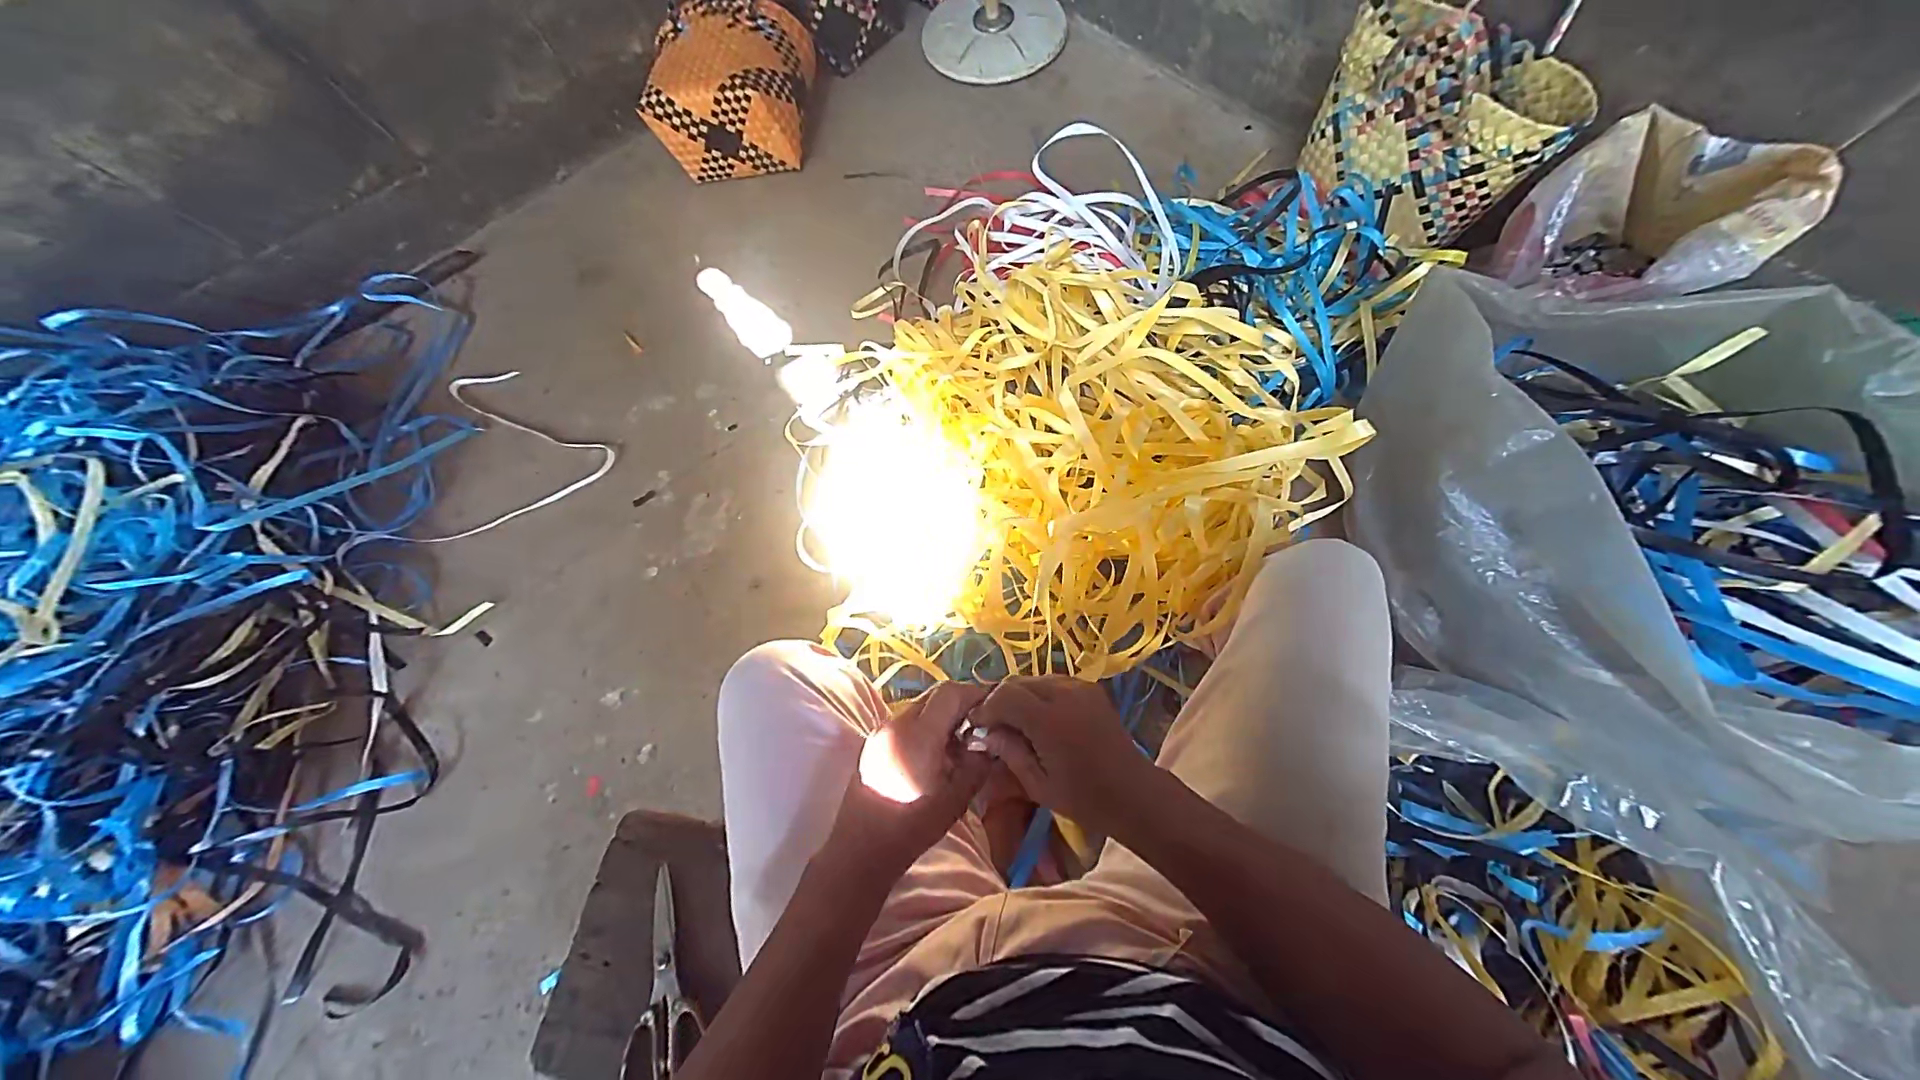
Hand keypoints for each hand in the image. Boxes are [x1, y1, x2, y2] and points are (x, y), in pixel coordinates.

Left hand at [824, 683, 991, 879]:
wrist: (859, 852)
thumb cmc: (910, 830)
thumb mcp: (954, 801)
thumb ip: (977, 766)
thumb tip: (992, 743)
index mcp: (917, 734)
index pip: (950, 693)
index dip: (975, 694)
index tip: (995, 706)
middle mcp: (895, 724)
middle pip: (933, 697)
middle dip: (960, 705)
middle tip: (982, 725)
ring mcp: (880, 731)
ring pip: (919, 708)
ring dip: (942, 716)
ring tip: (961, 742)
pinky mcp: (873, 743)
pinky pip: (905, 722)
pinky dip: (925, 727)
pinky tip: (936, 753)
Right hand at [973, 675, 1161, 836]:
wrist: (1134, 792)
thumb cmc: (1084, 798)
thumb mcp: (1038, 784)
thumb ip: (1009, 752)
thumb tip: (984, 732)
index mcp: (1051, 720)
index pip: (1005, 696)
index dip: (985, 708)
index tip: (975, 725)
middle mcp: (1065, 694)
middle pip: (1017, 683)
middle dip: (999, 701)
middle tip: (991, 724)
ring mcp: (1080, 687)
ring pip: (1034, 679)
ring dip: (1018, 696)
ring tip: (1013, 722)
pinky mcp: (1090, 688)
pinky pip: (1052, 682)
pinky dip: (1037, 695)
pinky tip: (1037, 717)